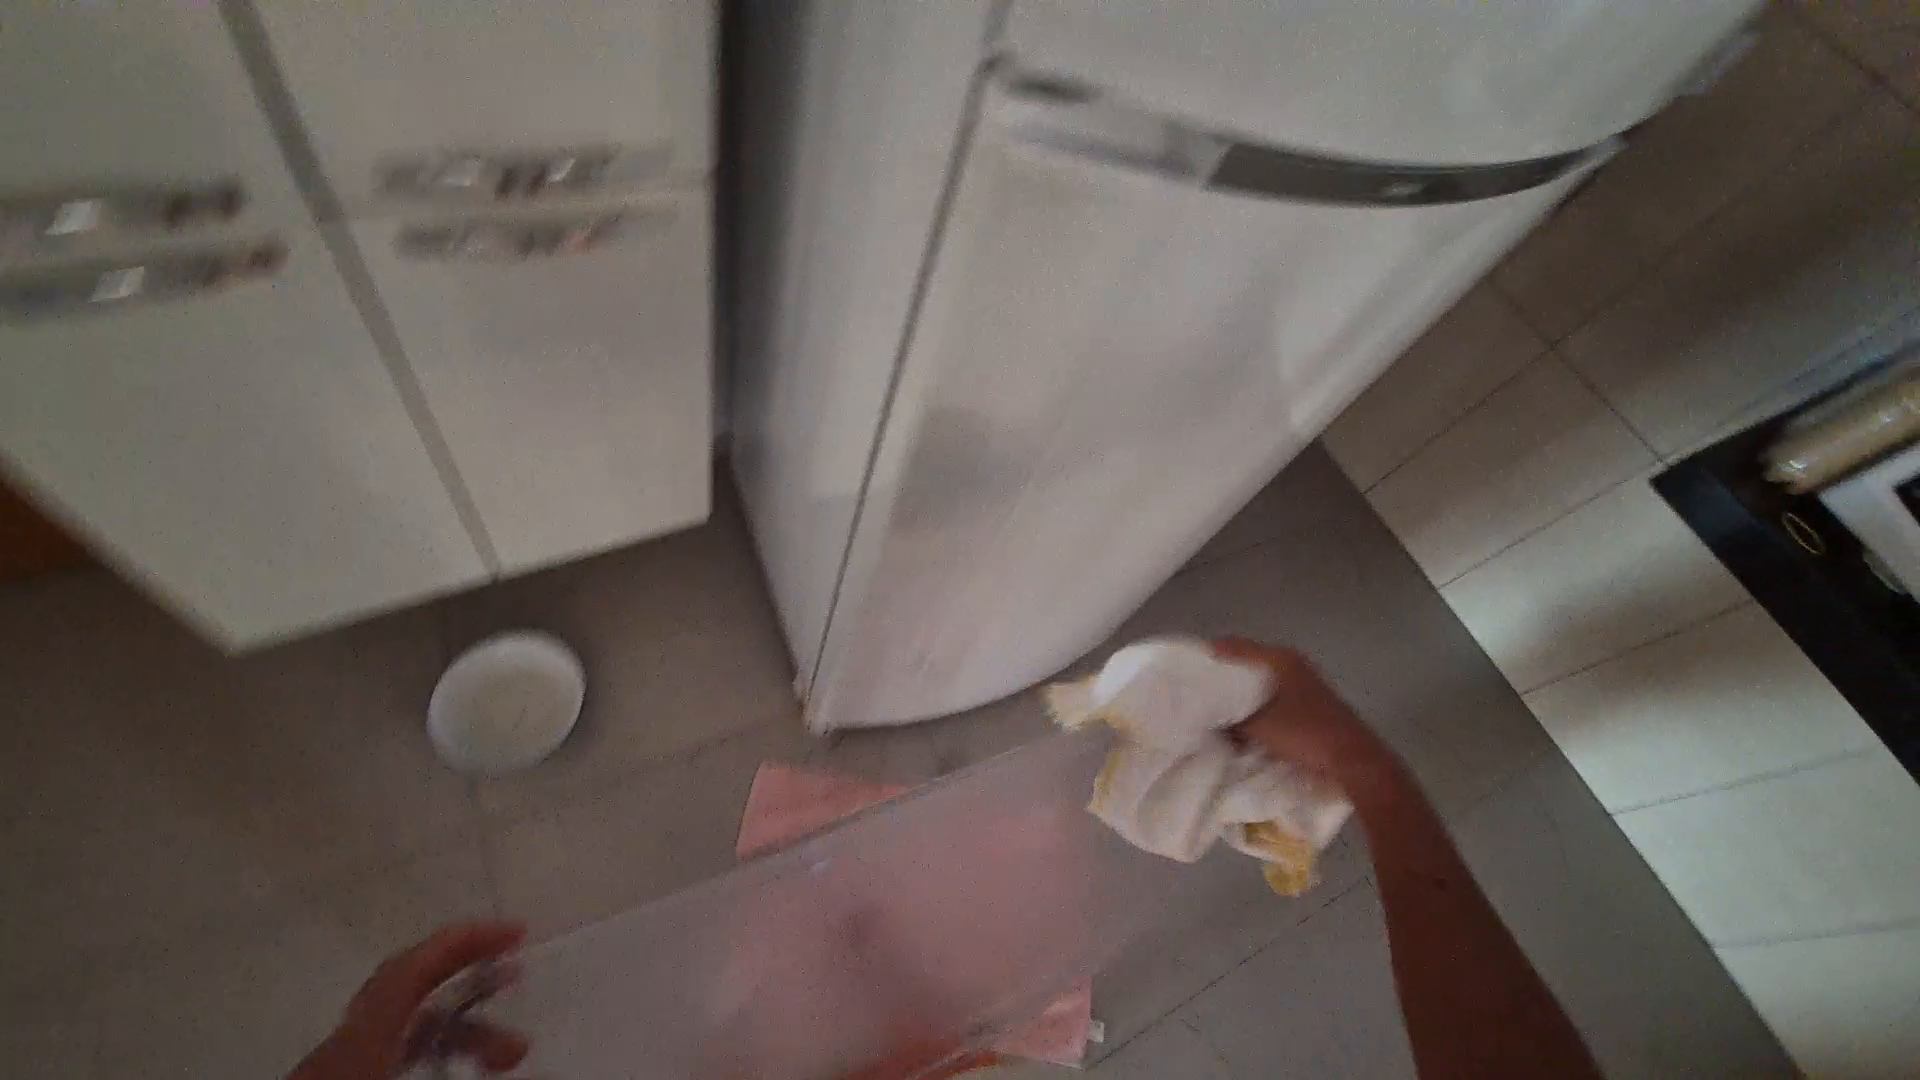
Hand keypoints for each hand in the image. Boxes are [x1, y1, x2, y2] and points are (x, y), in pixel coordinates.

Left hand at [288, 921, 529, 1079]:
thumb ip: (474, 1073)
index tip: (519, 935)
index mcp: (361, 1039)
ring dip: (458, 1033)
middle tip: (517, 979)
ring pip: (401, 1033)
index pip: (415, 964)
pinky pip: (387, 1059)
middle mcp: (341, 1048)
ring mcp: (332, 1074)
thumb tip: (547, 1066)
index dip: (468, 939)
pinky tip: (456, 1075)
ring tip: (507, 1056)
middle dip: (469, 981)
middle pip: (408, 990)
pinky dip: (430, 1057)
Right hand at [1213, 637, 1404, 795]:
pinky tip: (1243, 722)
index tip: (1185, 669)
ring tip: (1216, 708)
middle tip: (1197, 690)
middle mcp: (1292, 663)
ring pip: (1260, 682)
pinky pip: (1273, 698)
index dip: (1209, 656)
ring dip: (1241, 694)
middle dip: (1224, 676)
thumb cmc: (1305, 733)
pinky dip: (1257, 706)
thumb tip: (1210, 718)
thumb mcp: (1258, 726)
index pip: (1233, 646)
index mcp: (1279, 658)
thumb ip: (1230, 718)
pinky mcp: (1310, 704)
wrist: (1354, 761)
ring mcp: (1304, 683)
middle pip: (1247, 663)